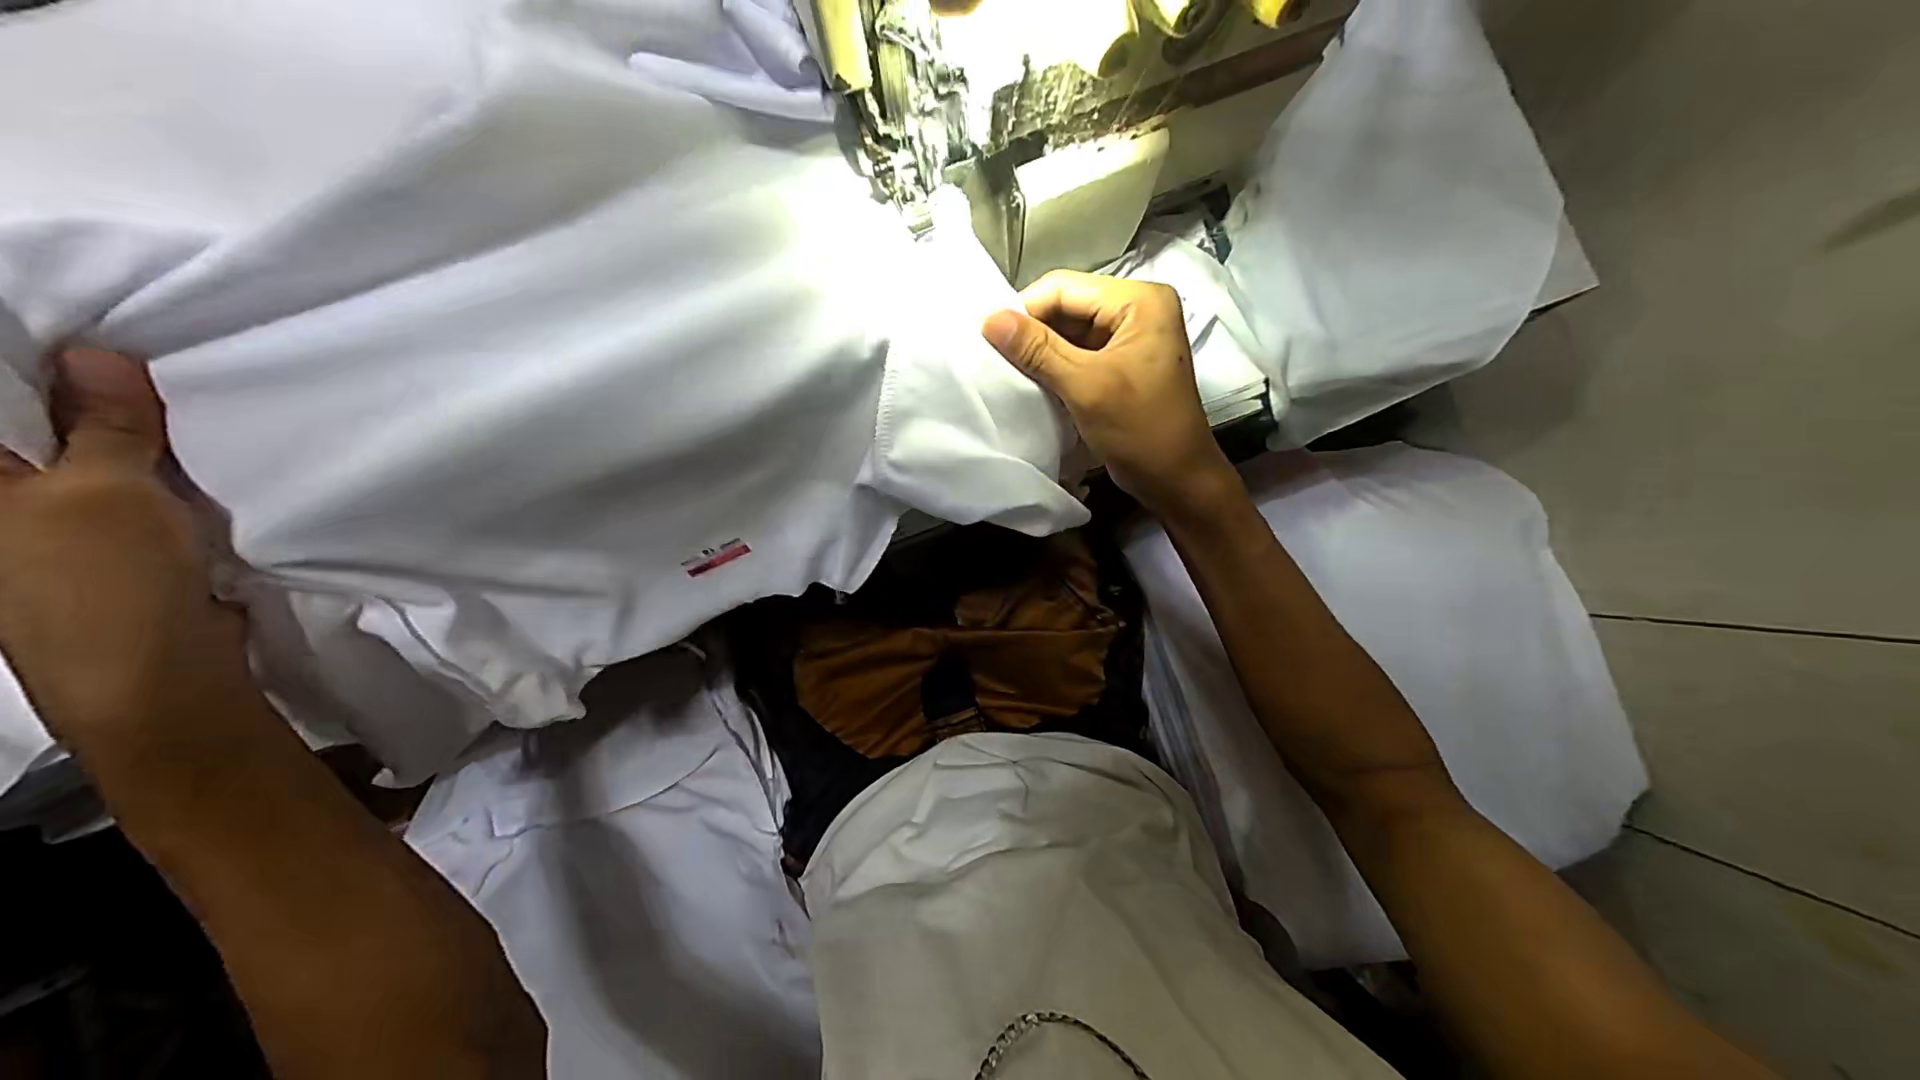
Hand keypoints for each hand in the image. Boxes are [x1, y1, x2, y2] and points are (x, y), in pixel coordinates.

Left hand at [0, 348, 251, 739]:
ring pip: (77, 461)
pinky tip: (178, 459)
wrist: (156, 677)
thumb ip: (103, 424)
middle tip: (133, 357)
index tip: (79, 334)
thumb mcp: (107, 492)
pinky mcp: (100, 552)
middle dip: (78, 394)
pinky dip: (147, 473)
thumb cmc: (104, 582)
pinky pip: (117, 493)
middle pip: (28, 429)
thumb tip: (94, 353)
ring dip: (121, 436)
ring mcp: (43, 531)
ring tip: (165, 402)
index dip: (28, 367)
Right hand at [982, 270, 1240, 517]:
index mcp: (1140, 300)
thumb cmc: (1141, 430)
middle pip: (1067, 305)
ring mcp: (1131, 336)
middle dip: (1032, 331)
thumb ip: (1037, 350)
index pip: (1065, 288)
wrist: (1177, 479)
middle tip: (996, 357)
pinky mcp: (1122, 362)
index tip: (990, 338)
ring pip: (1069, 330)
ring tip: (1010, 371)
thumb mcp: (1085, 386)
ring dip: (1041, 350)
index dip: (1024, 310)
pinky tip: (1033, 381)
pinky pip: (1079, 351)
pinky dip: (1055, 365)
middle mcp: (1138, 308)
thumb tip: (990, 320)